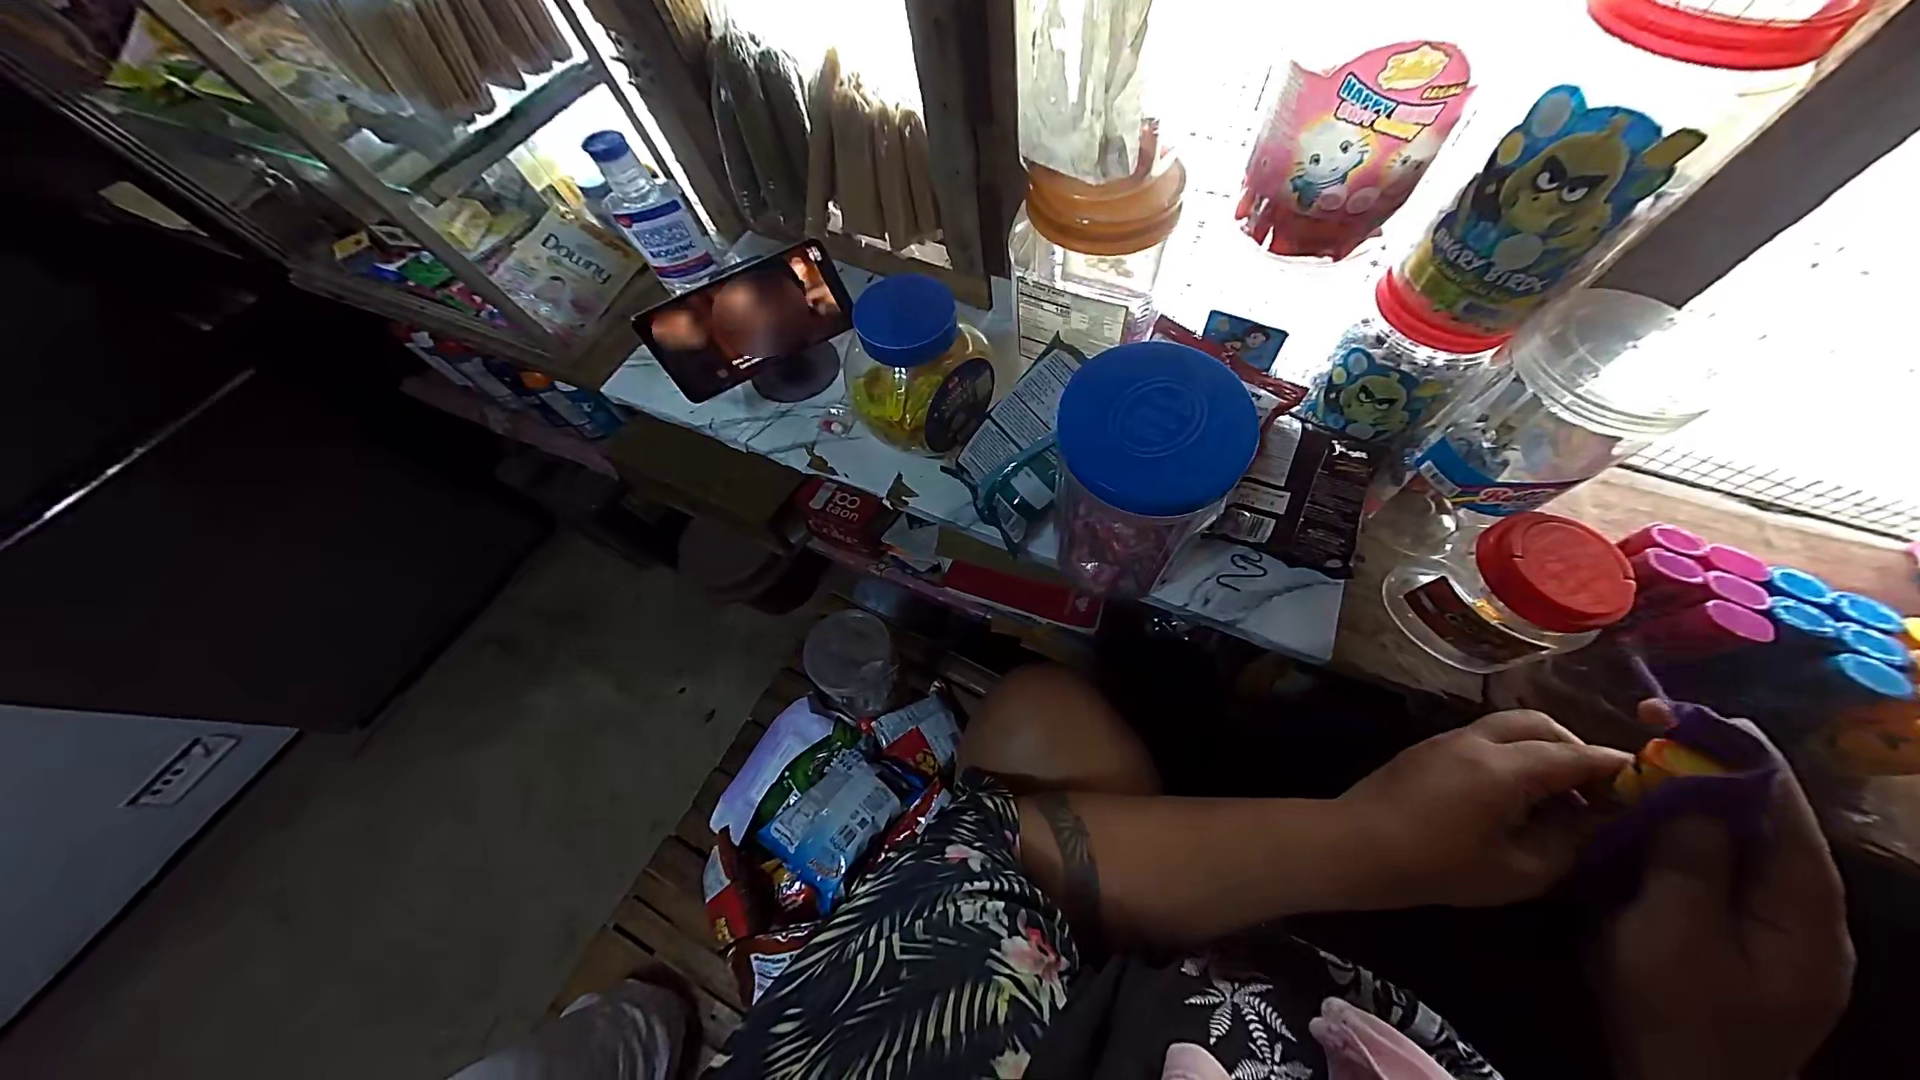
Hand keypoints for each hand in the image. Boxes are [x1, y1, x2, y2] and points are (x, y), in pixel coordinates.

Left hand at [1337, 710, 1631, 908]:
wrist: (1357, 843)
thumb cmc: (1440, 864)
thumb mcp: (1522, 868)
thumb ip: (1571, 840)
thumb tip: (1603, 820)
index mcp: (1502, 765)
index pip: (1575, 754)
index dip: (1618, 769)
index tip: (1652, 786)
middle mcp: (1472, 740)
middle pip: (1537, 724)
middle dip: (1576, 749)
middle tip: (1602, 793)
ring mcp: (1443, 740)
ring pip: (1506, 728)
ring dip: (1541, 750)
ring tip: (1563, 798)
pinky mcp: (1425, 749)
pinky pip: (1480, 739)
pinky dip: (1511, 754)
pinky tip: (1519, 795)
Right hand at [1595, 710, 1852, 1079]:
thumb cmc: (1679, 1008)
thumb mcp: (1675, 933)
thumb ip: (1690, 862)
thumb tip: (1691, 793)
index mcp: (1802, 912)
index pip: (1782, 816)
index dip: (1742, 759)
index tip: (1692, 715)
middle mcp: (1795, 909)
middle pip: (1764, 822)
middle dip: (1715, 767)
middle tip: (1656, 725)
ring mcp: (1761, 918)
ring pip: (1735, 838)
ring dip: (1692, 792)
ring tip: (1645, 754)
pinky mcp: (1724, 923)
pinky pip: (1708, 858)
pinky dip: (1678, 823)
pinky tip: (1642, 807)